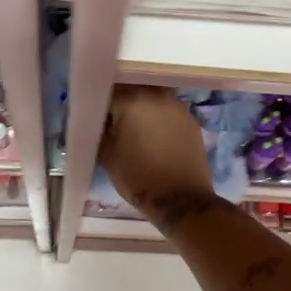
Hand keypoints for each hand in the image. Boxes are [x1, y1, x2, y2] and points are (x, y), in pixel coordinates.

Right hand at [98, 85, 213, 209]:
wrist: (181, 199)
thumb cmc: (139, 177)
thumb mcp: (107, 156)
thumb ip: (100, 131)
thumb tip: (100, 122)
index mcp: (133, 99)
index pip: (108, 92)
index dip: (101, 107)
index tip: (98, 122)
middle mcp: (158, 95)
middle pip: (134, 91)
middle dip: (123, 105)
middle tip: (115, 125)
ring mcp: (179, 106)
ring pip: (154, 100)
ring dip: (143, 111)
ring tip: (136, 132)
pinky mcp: (192, 121)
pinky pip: (169, 113)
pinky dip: (160, 120)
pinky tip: (155, 138)